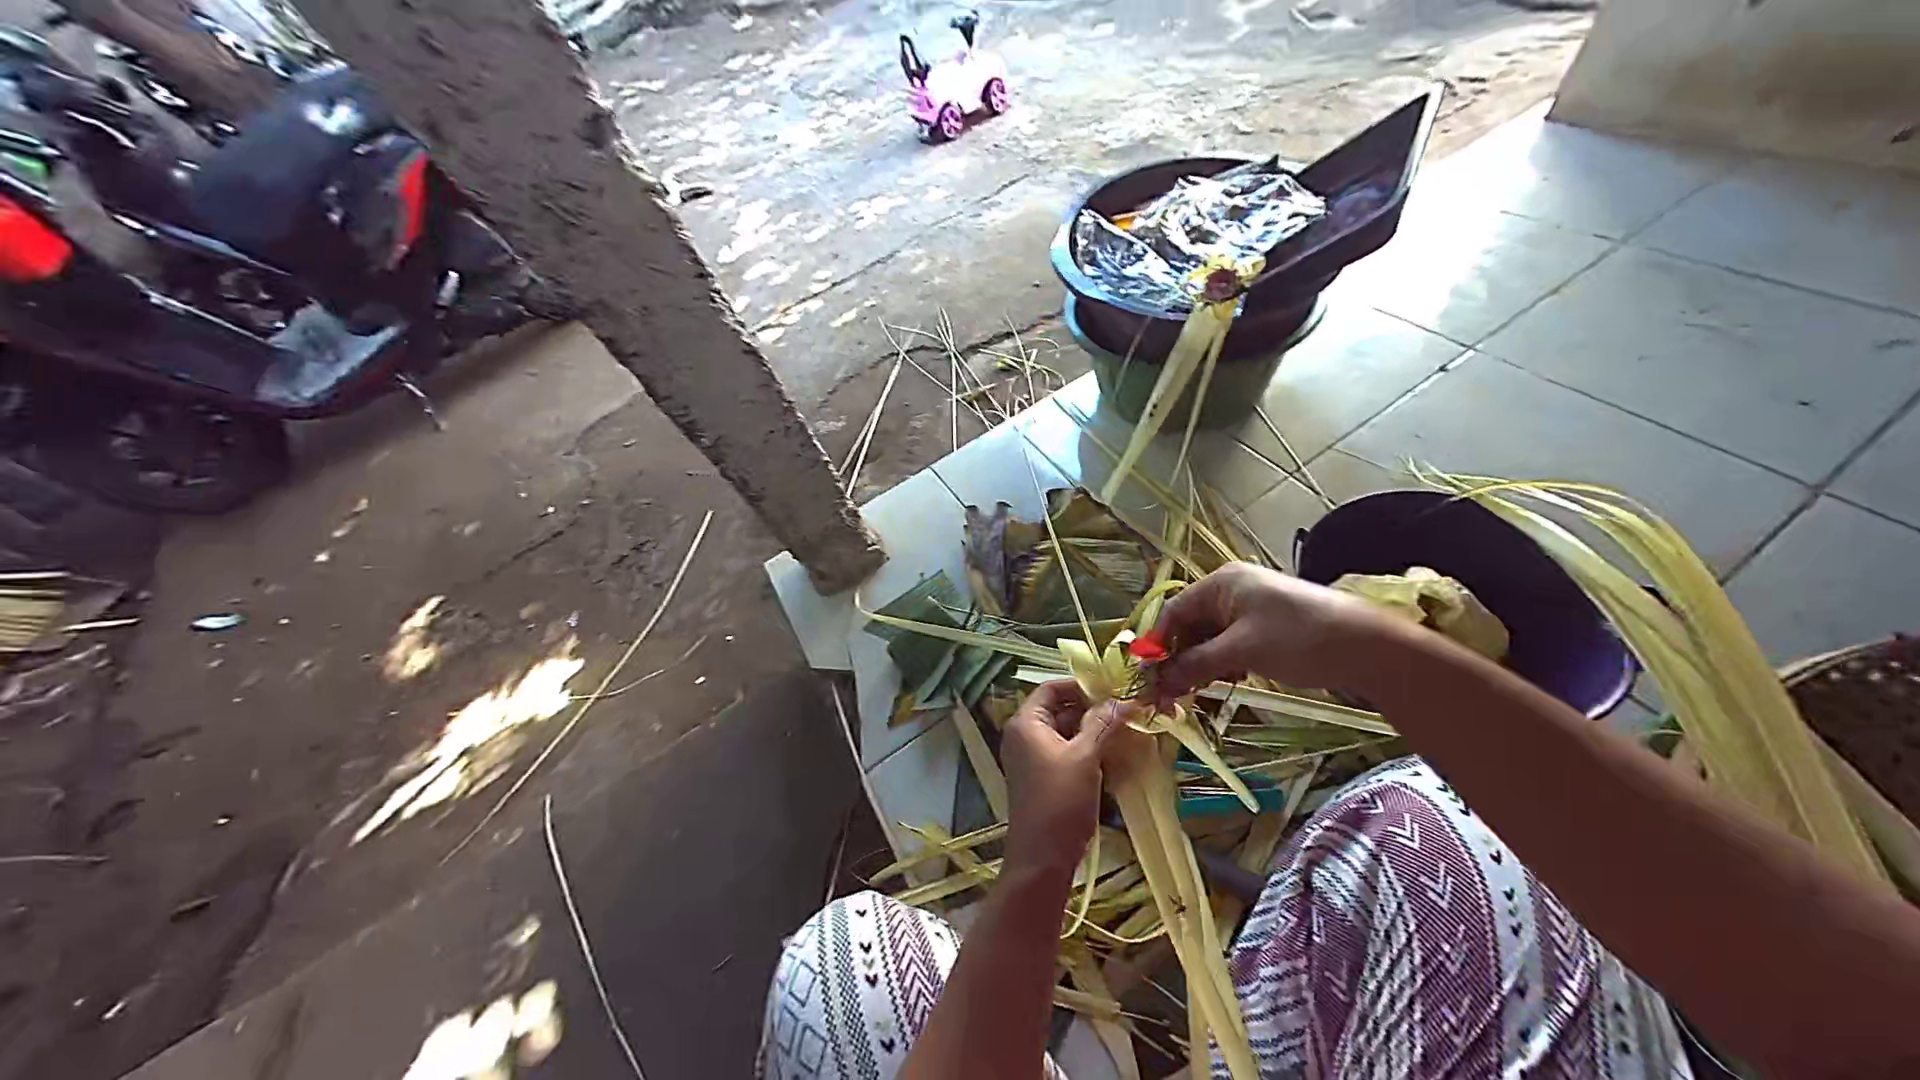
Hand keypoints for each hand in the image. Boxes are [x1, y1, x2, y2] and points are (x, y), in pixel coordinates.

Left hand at [998, 680, 1135, 878]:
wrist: (1042, 859)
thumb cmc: (1060, 802)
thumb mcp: (1085, 758)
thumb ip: (1103, 724)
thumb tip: (1126, 698)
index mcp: (1026, 723)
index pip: (1052, 688)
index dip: (1082, 686)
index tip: (1114, 690)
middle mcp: (1024, 735)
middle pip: (1059, 708)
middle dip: (1092, 709)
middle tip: (1126, 710)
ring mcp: (1032, 756)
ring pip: (1065, 731)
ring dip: (1092, 730)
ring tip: (1126, 730)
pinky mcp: (1043, 776)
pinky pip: (1065, 751)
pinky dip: (1086, 749)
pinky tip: (1113, 754)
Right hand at [1147, 561, 1398, 701]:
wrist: (1371, 647)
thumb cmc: (1299, 638)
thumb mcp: (1241, 651)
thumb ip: (1195, 665)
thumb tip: (1158, 683)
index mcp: (1221, 583)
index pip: (1173, 612)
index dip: (1157, 645)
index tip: (1146, 678)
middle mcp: (1231, 590)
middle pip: (1189, 626)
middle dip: (1178, 659)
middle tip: (1169, 694)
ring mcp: (1251, 608)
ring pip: (1209, 638)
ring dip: (1199, 665)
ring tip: (1195, 692)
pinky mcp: (1267, 628)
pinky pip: (1230, 644)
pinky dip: (1222, 664)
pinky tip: (1226, 681)